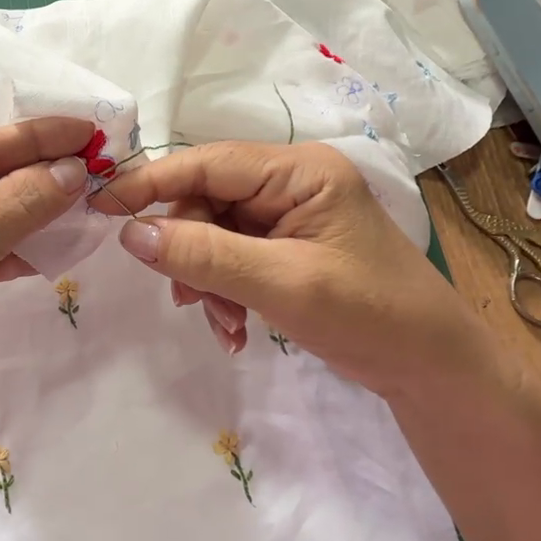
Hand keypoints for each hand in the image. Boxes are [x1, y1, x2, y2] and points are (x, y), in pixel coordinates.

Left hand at [0, 119, 93, 411]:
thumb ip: (21, 200)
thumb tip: (76, 168)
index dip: (41, 134)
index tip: (94, 127)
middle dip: (47, 168)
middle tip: (106, 159)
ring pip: (2, 203)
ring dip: (45, 205)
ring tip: (97, 196)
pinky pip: (0, 236)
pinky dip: (31, 239)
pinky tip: (69, 238)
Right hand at [102, 141, 493, 400]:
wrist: (440, 377)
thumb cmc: (374, 318)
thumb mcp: (284, 285)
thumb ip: (204, 254)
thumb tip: (129, 233)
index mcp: (299, 170)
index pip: (206, 162)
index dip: (150, 182)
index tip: (100, 206)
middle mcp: (290, 180)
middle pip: (205, 197)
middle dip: (188, 249)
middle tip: (184, 297)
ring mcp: (287, 212)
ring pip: (211, 229)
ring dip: (204, 276)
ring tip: (220, 321)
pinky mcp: (285, 243)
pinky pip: (229, 253)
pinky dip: (222, 289)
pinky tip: (234, 327)